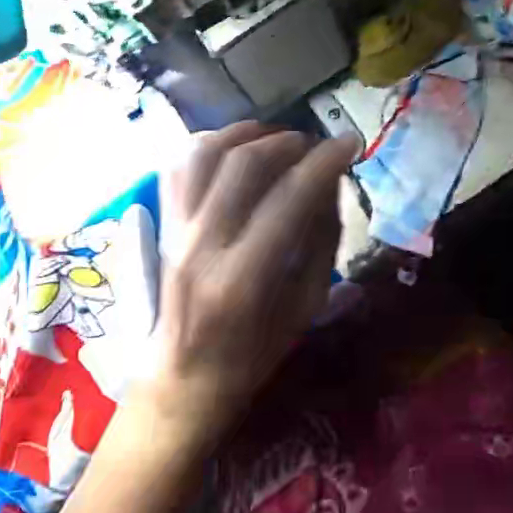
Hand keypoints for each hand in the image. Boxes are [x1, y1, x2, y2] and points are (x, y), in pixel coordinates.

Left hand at [131, 122, 358, 451]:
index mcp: (242, 279)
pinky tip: (237, 147)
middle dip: (289, 143)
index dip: (325, 162)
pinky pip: (179, 164)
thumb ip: (323, 241)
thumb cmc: (253, 354)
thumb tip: (331, 181)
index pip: (289, 198)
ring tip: (278, 138)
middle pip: (244, 164)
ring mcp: (174, 231)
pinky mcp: (162, 224)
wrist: (184, 378)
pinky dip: (210, 143)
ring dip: (248, 133)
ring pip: (205, 153)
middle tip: (315, 147)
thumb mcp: (306, 307)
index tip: (351, 143)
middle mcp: (201, 246)